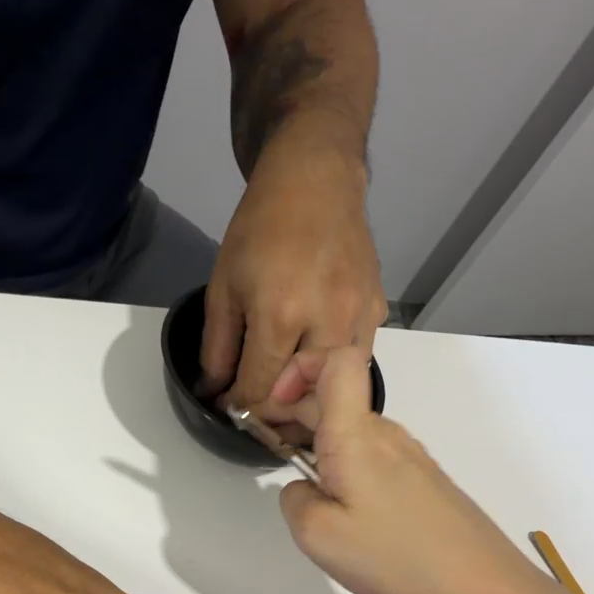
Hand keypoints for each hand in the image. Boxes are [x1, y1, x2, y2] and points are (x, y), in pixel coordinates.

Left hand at [200, 140, 385, 421]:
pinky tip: (308, 365)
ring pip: (333, 388)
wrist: (315, 182)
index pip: (259, 390)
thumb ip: (218, 348)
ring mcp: (361, 319)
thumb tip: (215, 390)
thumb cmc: (260, 230)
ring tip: (279, 395)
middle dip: (270, 412)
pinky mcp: (378, 312)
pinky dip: (329, 374)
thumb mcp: (223, 288)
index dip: (237, 406)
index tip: (226, 405)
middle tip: (251, 407)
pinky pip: (353, 361)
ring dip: (304, 399)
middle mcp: (329, 324)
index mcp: (282, 317)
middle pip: (301, 398)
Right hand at [271, 347, 564, 593]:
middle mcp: (385, 434)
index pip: (337, 361)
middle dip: (295, 412)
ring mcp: (409, 457)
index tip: (275, 404)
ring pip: (353, 429)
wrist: (483, 588)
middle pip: (337, 395)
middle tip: (272, 453)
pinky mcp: (422, 481)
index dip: (300, 367)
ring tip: (308, 492)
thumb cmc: (394, 556)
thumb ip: (293, 498)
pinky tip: (344, 510)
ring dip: (319, 443)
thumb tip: (304, 486)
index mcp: (355, 435)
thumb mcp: (316, 534)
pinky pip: (372, 455)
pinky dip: (345, 466)